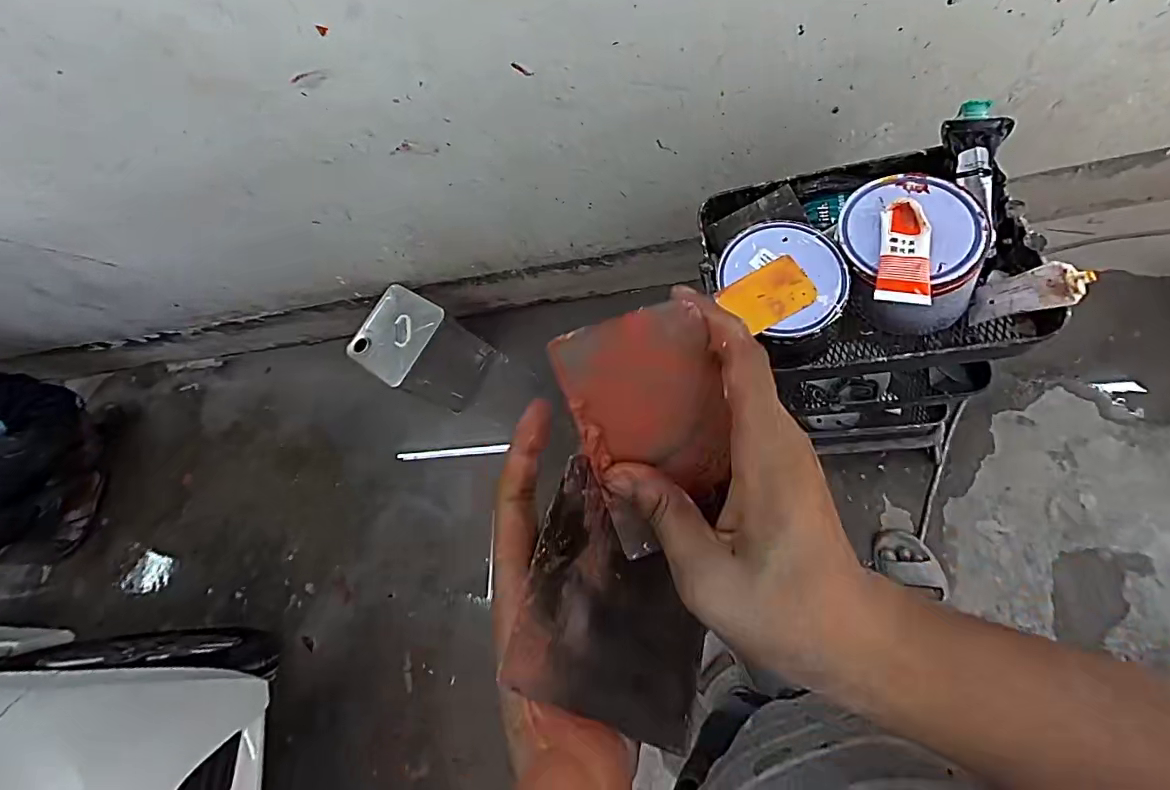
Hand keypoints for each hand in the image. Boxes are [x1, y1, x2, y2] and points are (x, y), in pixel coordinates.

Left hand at [493, 399, 635, 787]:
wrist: (576, 774)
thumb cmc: (552, 732)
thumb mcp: (536, 688)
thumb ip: (540, 658)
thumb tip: (546, 623)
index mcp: (517, 589)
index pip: (513, 510)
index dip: (522, 459)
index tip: (538, 416)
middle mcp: (543, 579)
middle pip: (551, 507)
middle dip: (567, 462)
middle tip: (601, 424)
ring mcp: (573, 591)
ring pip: (585, 526)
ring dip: (600, 490)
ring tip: (632, 453)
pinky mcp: (600, 607)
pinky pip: (613, 555)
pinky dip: (626, 528)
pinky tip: (655, 509)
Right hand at [603, 287, 877, 690]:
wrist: (848, 634)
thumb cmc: (782, 606)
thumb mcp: (706, 571)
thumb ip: (664, 513)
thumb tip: (619, 471)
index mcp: (766, 448)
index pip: (745, 363)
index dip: (715, 322)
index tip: (679, 300)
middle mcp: (781, 437)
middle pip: (746, 366)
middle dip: (703, 339)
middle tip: (649, 341)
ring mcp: (788, 451)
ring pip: (748, 390)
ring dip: (707, 371)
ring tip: (654, 375)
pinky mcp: (786, 468)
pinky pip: (748, 416)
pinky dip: (715, 403)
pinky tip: (678, 425)